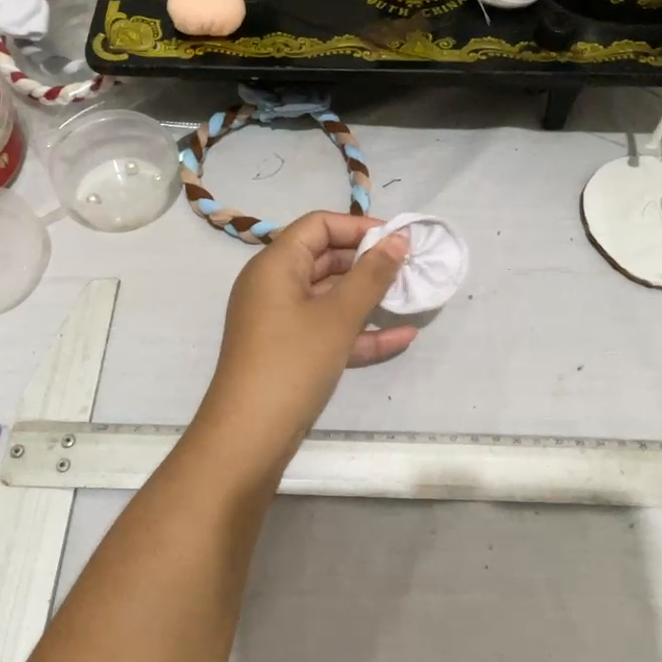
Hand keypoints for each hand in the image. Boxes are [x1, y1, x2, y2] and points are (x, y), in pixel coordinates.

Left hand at [200, 212, 415, 445]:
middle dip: (367, 263)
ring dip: (368, 298)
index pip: (318, 225)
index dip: (358, 226)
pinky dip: (359, 332)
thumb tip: (398, 238)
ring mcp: (279, 321)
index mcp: (274, 265)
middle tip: (410, 269)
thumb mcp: (337, 316)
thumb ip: (371, 276)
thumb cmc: (292, 362)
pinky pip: (327, 330)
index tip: (397, 239)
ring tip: (411, 298)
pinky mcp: (289, 352)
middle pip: (324, 258)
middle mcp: (273, 286)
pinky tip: (401, 338)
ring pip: (329, 297)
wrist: (249, 435)